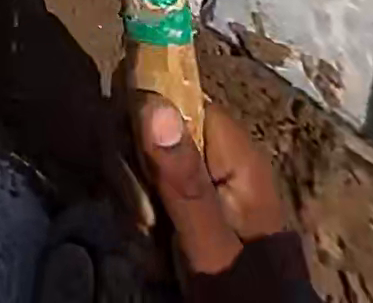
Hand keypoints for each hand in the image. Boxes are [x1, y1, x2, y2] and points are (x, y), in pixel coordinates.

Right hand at [135, 97, 311, 297]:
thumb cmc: (246, 296)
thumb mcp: (213, 247)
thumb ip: (183, 179)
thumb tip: (151, 101)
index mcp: (230, 149)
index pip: (167, 90)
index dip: (136, 111)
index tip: (127, 155)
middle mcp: (211, 149)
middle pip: (140, 118)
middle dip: (126, 165)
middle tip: (142, 218)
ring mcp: (193, 172)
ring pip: (130, 150)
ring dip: (126, 194)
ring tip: (149, 243)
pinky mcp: (178, 194)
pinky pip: (134, 179)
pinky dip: (130, 211)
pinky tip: (147, 245)